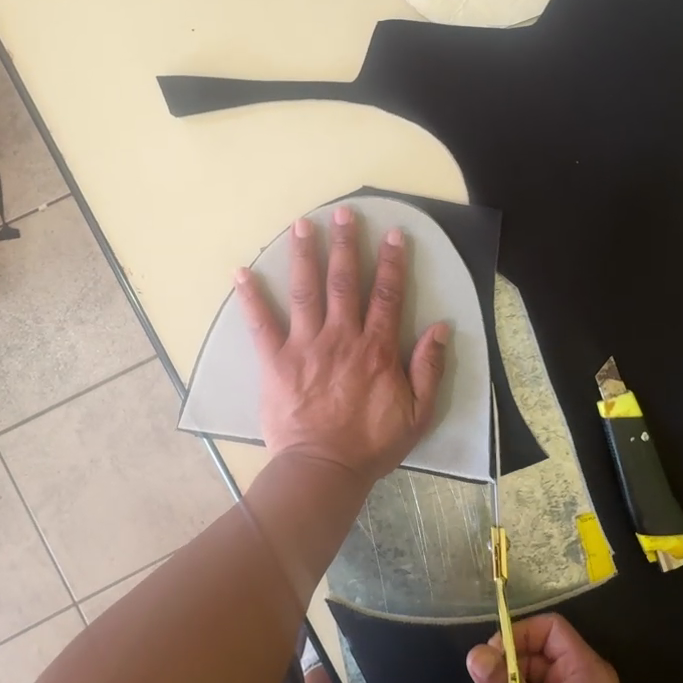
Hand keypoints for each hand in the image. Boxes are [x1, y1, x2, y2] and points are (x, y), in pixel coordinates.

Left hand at [235, 206, 448, 485]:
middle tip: (343, 212)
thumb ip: (429, 368)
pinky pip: (261, 324)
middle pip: (344, 281)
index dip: (392, 262)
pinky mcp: (276, 362)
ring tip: (302, 224)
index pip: (387, 294)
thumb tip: (441, 327)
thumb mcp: (418, 413)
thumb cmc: (372, 444)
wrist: (323, 470)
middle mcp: (341, 337)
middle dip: (346, 244)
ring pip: (305, 291)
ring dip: (304, 255)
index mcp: (376, 348)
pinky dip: (250, 298)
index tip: (393, 233)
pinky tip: (240, 272)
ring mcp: (306, 346)